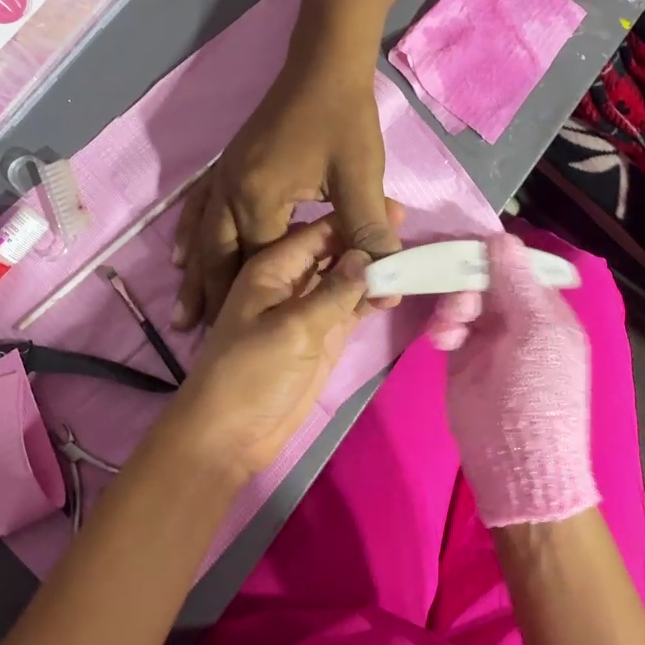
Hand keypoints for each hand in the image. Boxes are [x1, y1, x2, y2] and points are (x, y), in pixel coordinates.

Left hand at [165, 201, 404, 478]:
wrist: (230, 435)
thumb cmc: (251, 373)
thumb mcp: (293, 328)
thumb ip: (332, 291)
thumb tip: (367, 254)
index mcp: (272, 267)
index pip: (320, 231)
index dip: (356, 218)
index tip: (397, 210)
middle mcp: (290, 281)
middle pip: (335, 251)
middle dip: (368, 240)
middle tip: (411, 229)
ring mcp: (307, 310)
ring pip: (346, 279)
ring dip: (374, 271)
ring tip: (413, 260)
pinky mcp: (321, 337)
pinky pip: (349, 307)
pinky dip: (370, 300)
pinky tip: (396, 294)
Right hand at [173, 62, 400, 327]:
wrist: (324, 63)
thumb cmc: (343, 119)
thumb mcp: (360, 177)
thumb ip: (368, 231)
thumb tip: (384, 281)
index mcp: (260, 199)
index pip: (259, 264)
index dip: (263, 300)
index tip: (257, 339)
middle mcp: (230, 192)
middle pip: (217, 256)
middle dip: (211, 298)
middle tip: (201, 337)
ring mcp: (224, 176)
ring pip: (201, 236)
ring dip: (194, 275)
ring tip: (182, 312)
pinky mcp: (228, 164)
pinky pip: (198, 207)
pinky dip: (189, 235)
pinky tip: (181, 253)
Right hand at [443, 234, 598, 526]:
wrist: (518, 464)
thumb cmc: (539, 396)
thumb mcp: (537, 333)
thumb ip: (516, 282)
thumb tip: (501, 236)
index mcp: (546, 310)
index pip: (516, 265)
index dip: (490, 254)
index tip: (460, 244)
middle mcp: (518, 318)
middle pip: (484, 278)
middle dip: (465, 281)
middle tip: (457, 302)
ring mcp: (488, 338)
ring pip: (462, 299)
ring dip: (451, 305)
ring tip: (447, 329)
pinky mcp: (462, 357)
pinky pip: (447, 325)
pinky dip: (442, 326)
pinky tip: (440, 340)